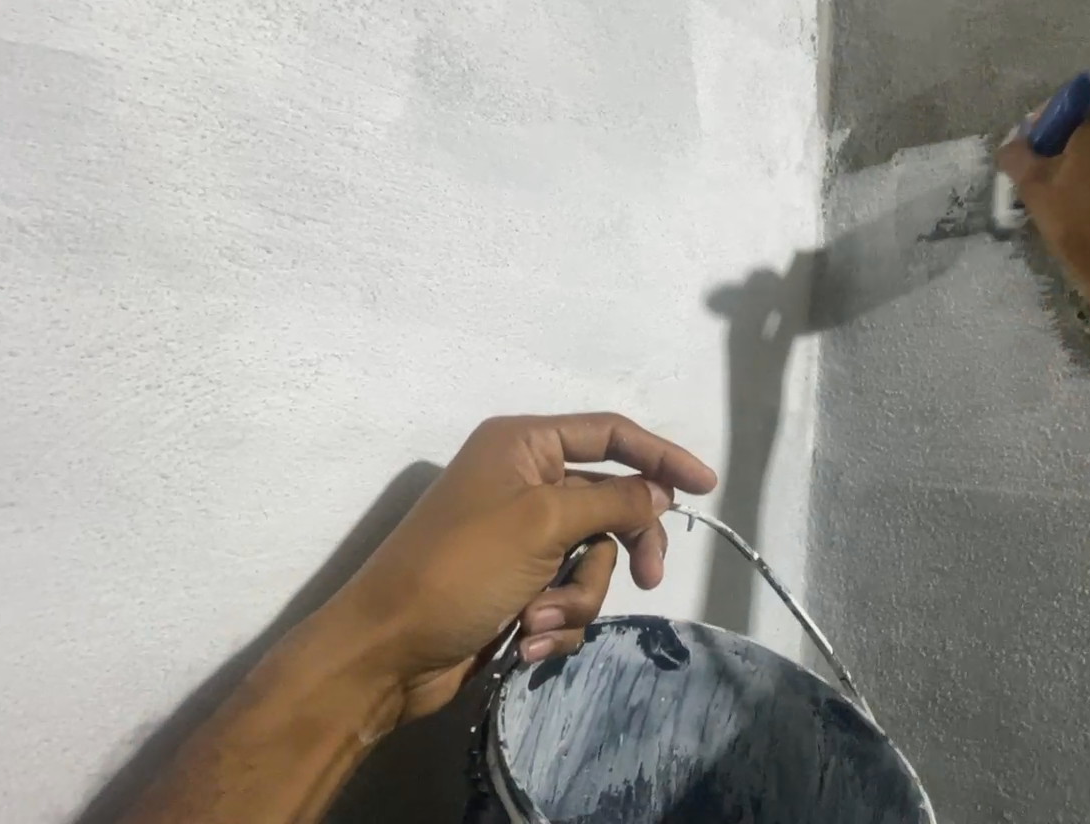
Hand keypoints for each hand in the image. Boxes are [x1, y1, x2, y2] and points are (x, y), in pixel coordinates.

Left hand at [300, 413, 717, 721]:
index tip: (706, 485)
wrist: (384, 656)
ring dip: (577, 595)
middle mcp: (529, 481)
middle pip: (612, 502)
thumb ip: (614, 501)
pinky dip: (556, 619)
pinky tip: (524, 640)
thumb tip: (660, 495)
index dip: (662, 455)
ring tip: (540, 619)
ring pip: (595, 555)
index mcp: (527, 445)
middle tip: (650, 578)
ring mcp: (525, 535)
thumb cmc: (462, 567)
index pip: (612, 434)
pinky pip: (570, 591)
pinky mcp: (522, 582)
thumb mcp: (545, 522)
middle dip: (624, 545)